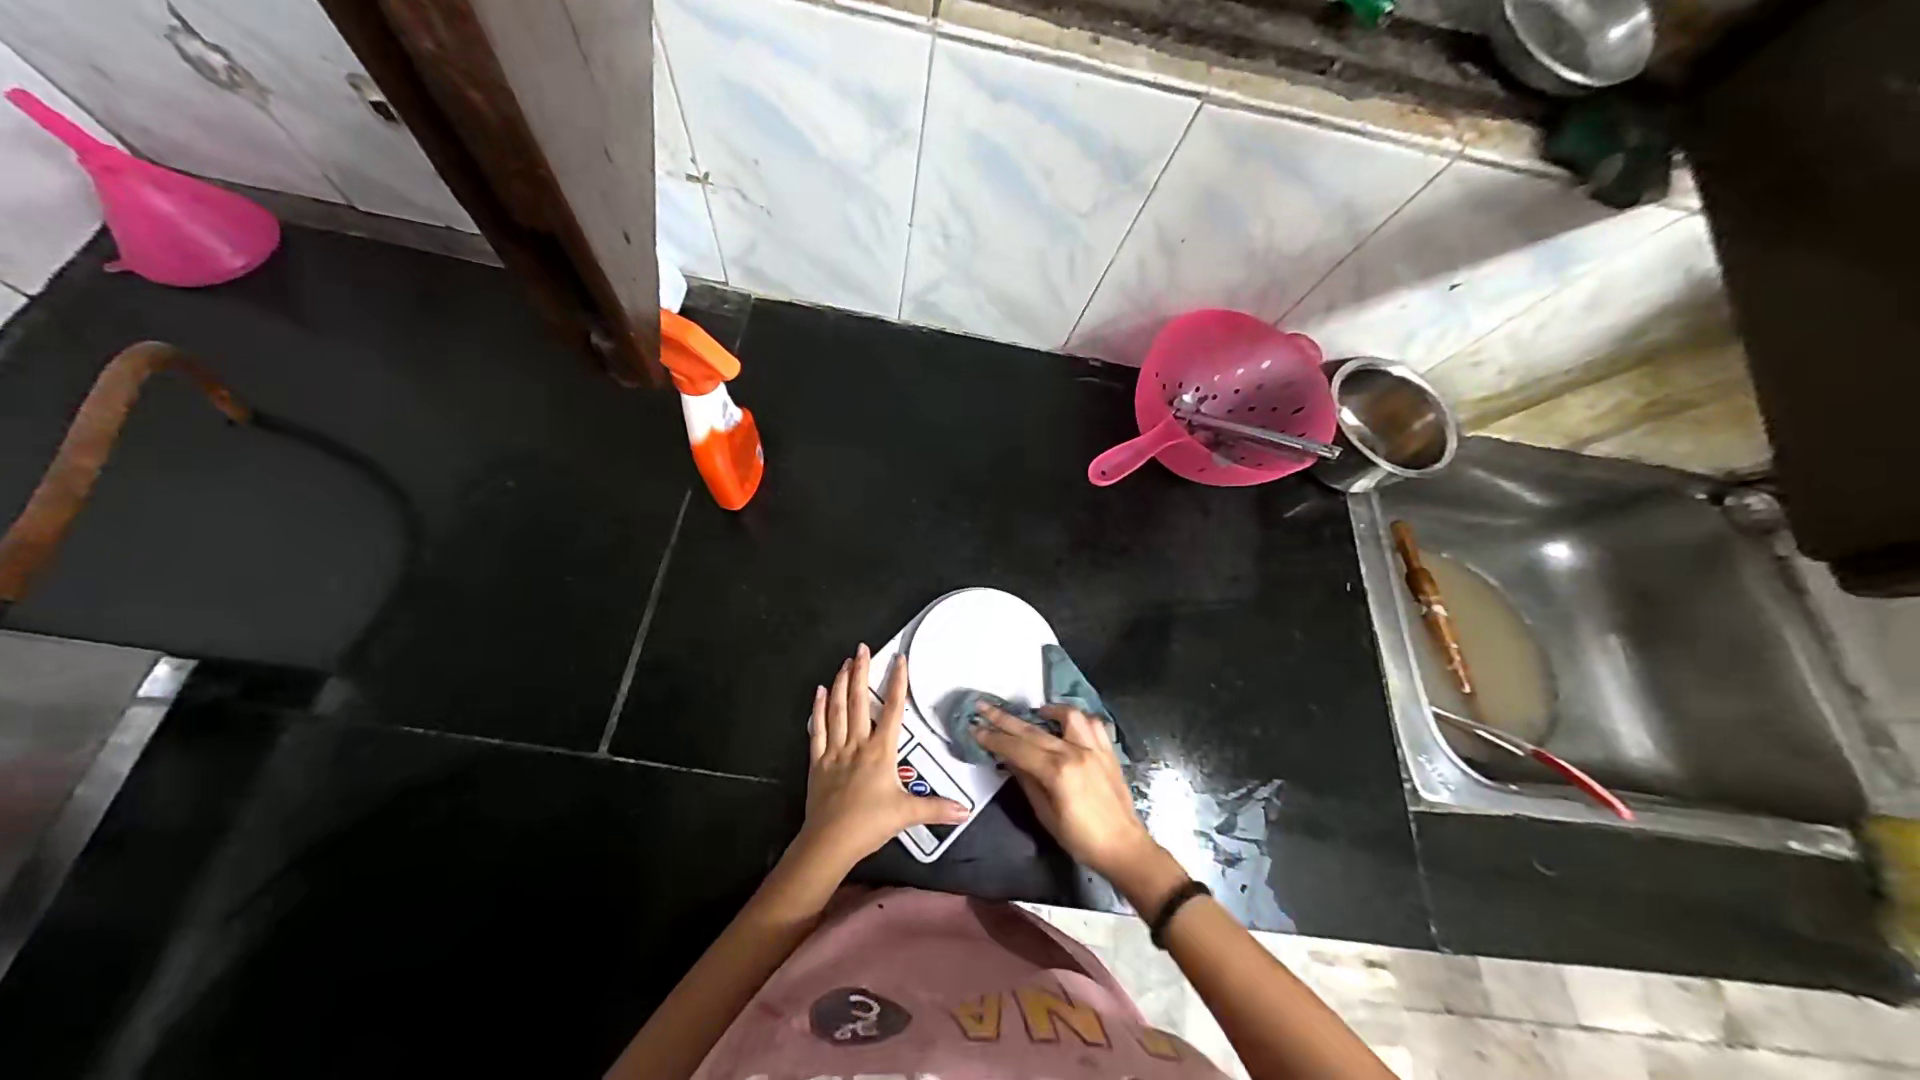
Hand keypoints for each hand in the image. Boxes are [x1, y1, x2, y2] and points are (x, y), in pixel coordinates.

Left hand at [795, 644, 968, 873]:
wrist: (830, 841)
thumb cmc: (869, 824)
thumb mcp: (907, 814)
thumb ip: (937, 808)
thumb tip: (964, 810)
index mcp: (881, 752)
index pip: (893, 710)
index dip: (897, 683)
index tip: (899, 660)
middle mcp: (858, 744)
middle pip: (860, 701)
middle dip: (862, 672)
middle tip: (862, 649)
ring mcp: (835, 750)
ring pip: (838, 709)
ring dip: (841, 684)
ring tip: (845, 663)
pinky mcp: (818, 761)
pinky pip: (817, 729)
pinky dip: (818, 709)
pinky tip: (820, 692)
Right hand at [972, 703, 1162, 884]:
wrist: (1124, 847)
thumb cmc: (1081, 839)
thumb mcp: (1045, 815)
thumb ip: (1026, 781)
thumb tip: (1009, 758)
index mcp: (1057, 771)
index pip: (1017, 748)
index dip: (993, 738)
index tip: (975, 728)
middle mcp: (1075, 752)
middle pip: (1033, 730)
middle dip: (1005, 718)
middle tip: (984, 707)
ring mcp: (1094, 749)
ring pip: (1069, 716)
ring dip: (1048, 711)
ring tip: (1035, 713)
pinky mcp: (1107, 751)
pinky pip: (1093, 724)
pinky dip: (1077, 719)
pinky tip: (1067, 723)